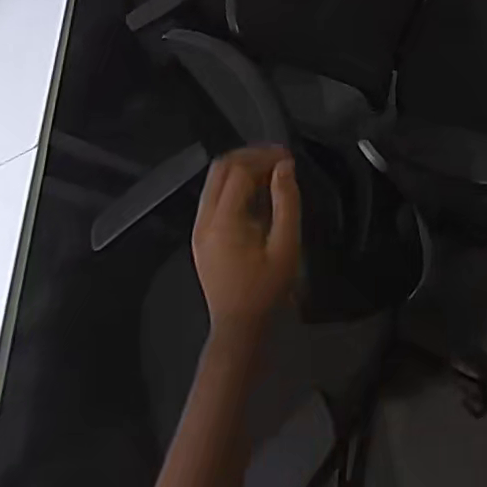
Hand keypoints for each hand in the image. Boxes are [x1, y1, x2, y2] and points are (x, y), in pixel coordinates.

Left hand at [192, 146, 300, 338]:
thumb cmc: (267, 291)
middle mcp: (204, 219)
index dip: (264, 157)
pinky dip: (235, 185)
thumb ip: (286, 202)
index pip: (239, 171)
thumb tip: (285, 167)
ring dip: (242, 168)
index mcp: (223, 222)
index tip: (288, 158)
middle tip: (279, 159)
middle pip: (221, 168)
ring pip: (215, 180)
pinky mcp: (201, 235)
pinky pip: (215, 196)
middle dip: (250, 156)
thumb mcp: (286, 247)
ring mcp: (199, 227)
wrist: (240, 330)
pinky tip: (258, 192)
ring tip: (272, 172)